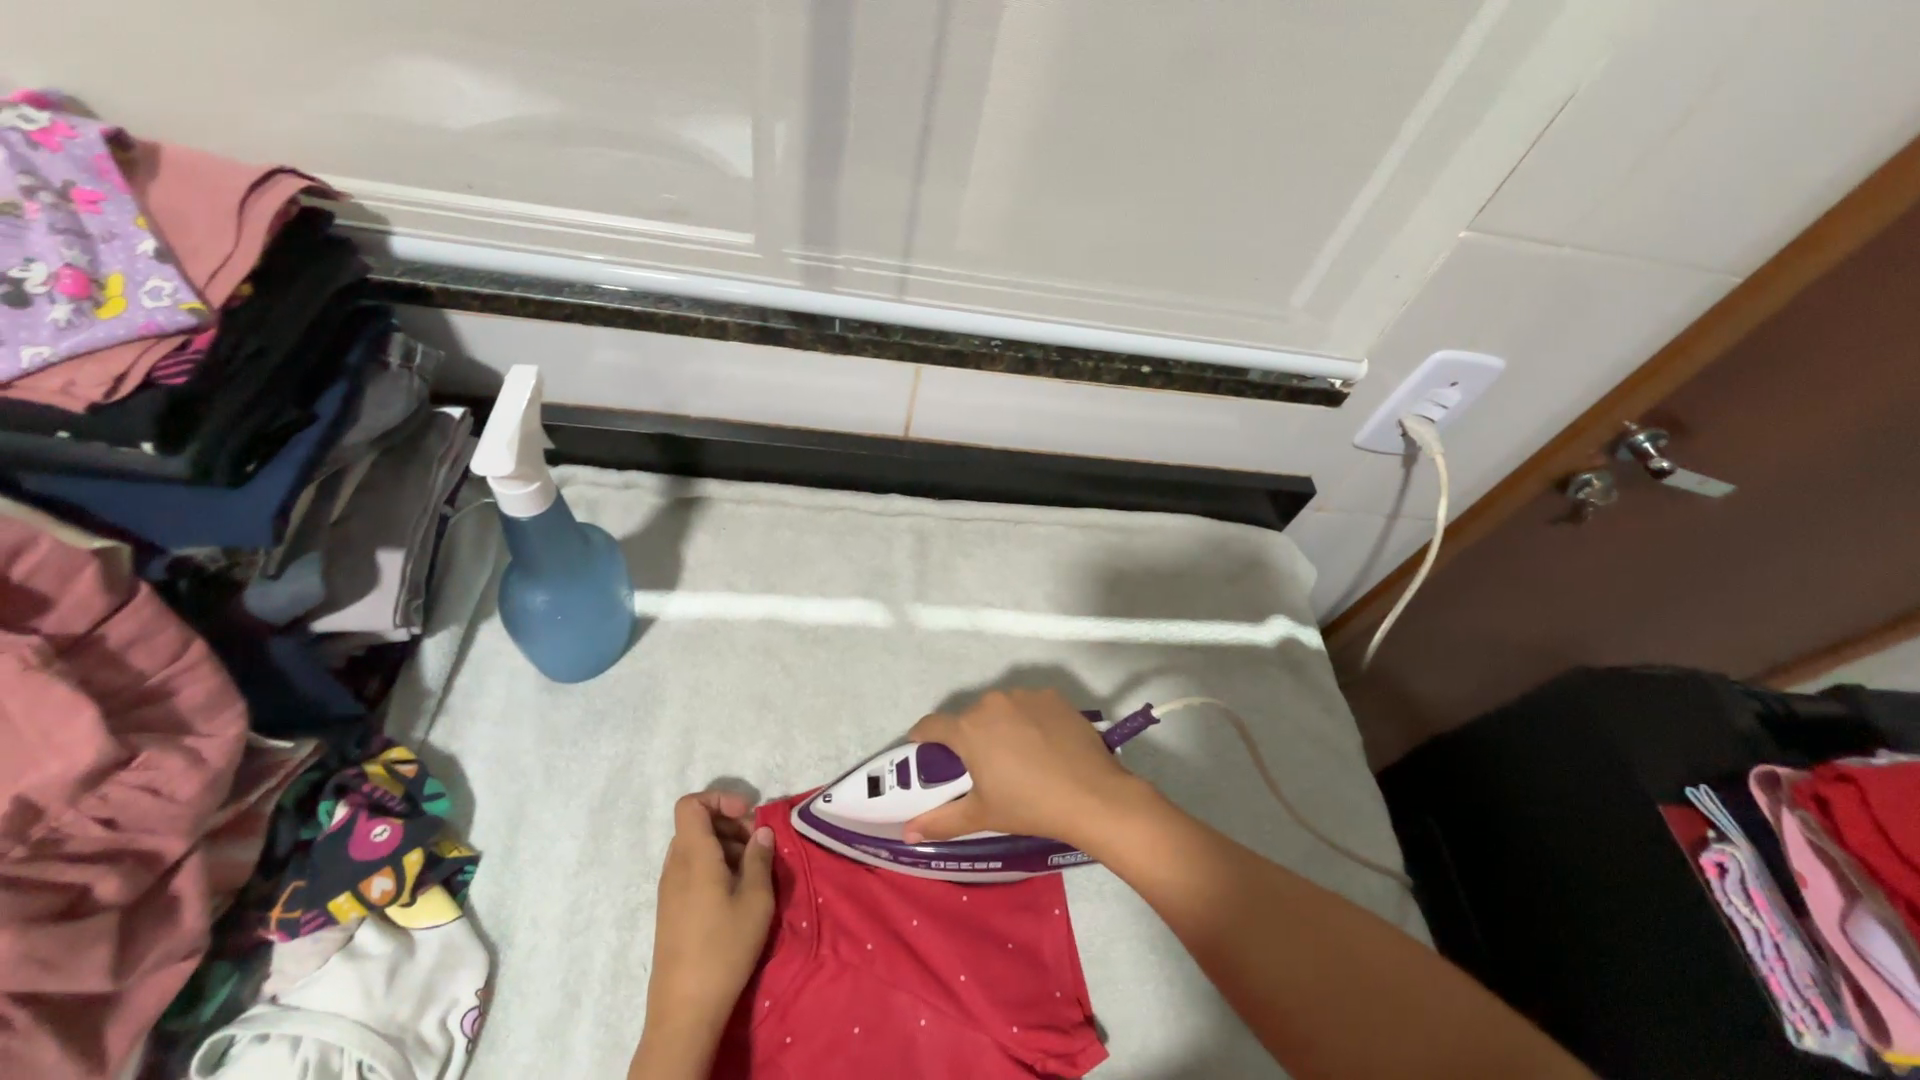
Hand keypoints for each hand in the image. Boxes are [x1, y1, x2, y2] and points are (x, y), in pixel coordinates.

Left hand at [636, 792, 774, 1076]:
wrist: (686, 1005)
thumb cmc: (725, 946)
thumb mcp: (756, 898)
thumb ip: (759, 858)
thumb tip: (760, 832)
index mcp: (692, 855)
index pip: (691, 804)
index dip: (720, 800)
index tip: (749, 817)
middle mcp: (674, 865)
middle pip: (696, 824)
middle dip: (730, 824)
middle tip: (759, 846)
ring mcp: (669, 888)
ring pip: (695, 847)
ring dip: (725, 847)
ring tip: (754, 872)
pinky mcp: (671, 908)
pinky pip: (691, 869)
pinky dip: (715, 867)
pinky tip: (737, 894)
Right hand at [903, 688, 1151, 849]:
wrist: (1093, 796)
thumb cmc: (1030, 806)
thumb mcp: (982, 815)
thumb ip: (940, 821)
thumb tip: (908, 833)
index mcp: (968, 729)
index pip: (930, 725)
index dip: (923, 739)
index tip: (926, 755)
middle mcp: (992, 703)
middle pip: (969, 717)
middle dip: (968, 738)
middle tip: (980, 767)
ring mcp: (1025, 696)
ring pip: (1000, 709)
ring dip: (1000, 726)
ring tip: (1017, 757)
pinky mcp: (1053, 697)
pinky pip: (1030, 706)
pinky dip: (1029, 721)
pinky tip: (1043, 746)